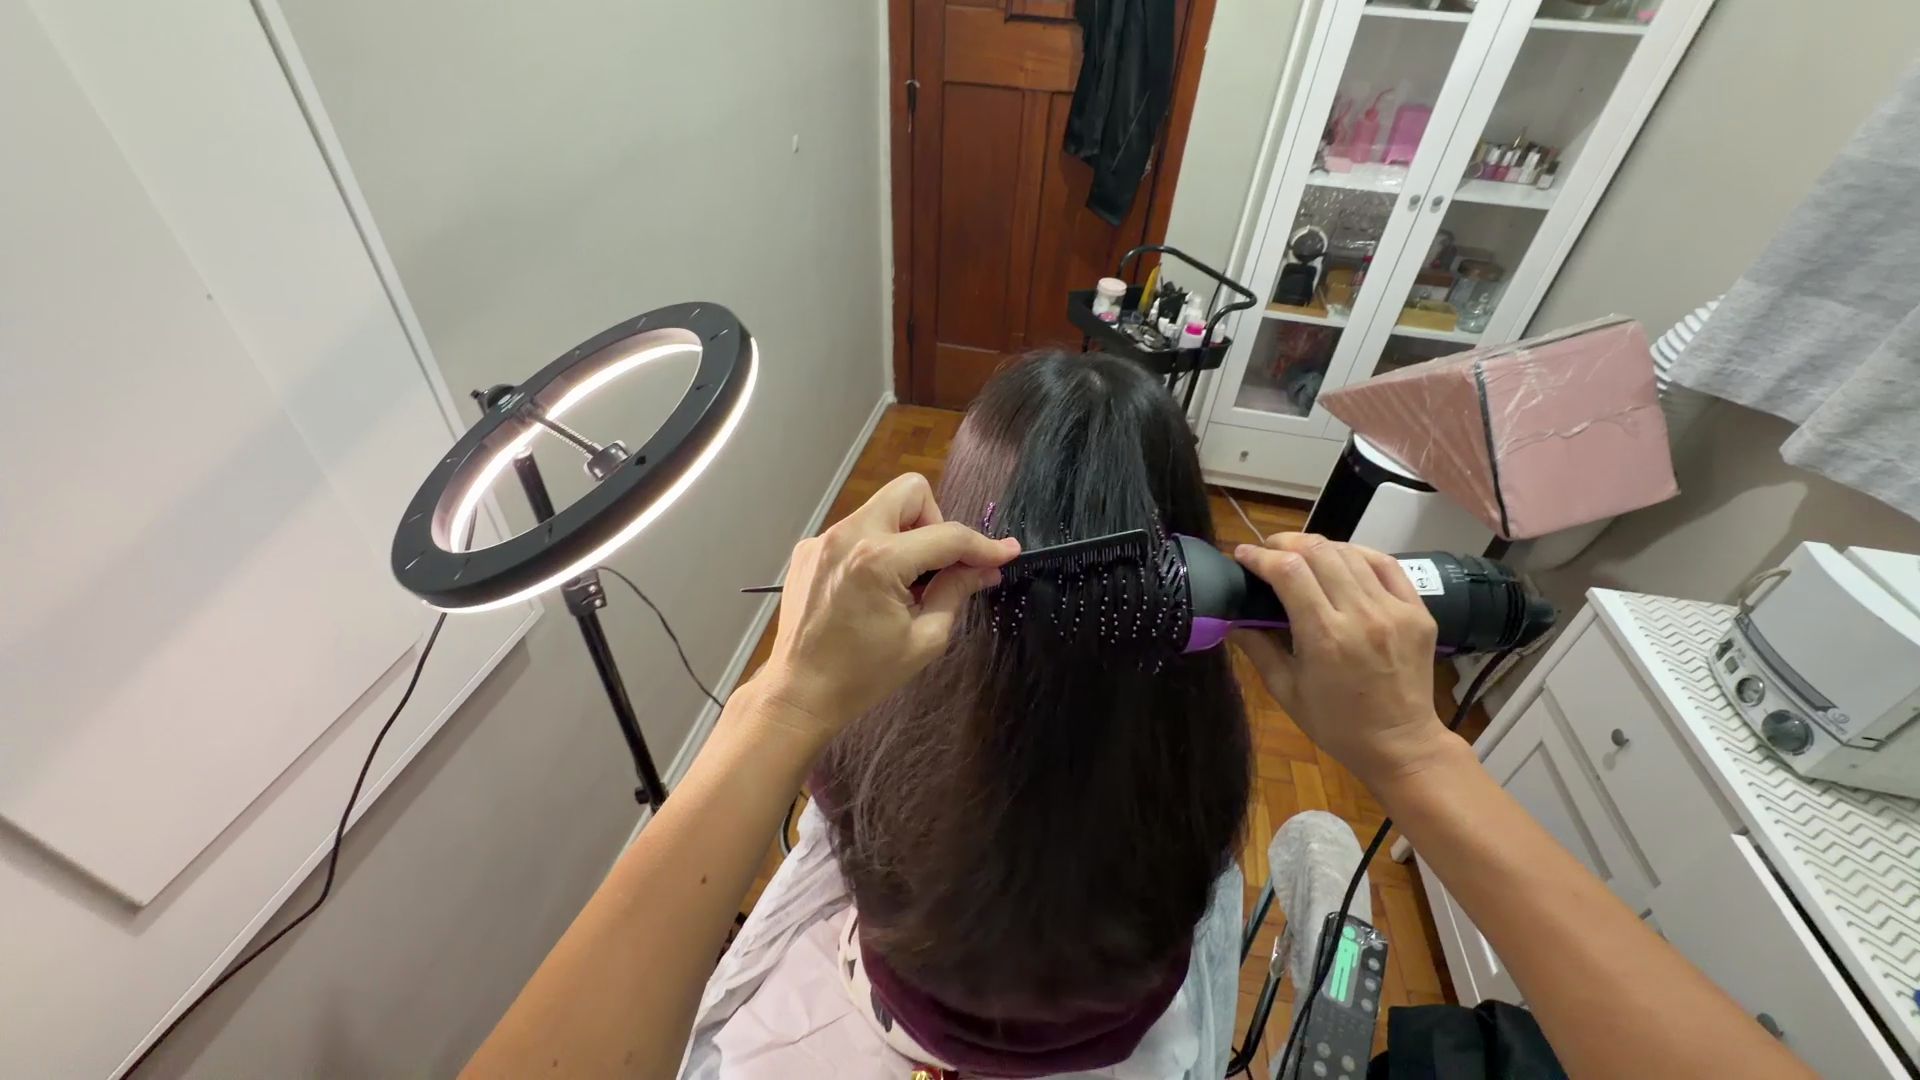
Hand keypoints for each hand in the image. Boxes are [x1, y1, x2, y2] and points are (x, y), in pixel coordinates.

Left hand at [753, 473, 1018, 742]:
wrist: (801, 693)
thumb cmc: (863, 675)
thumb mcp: (925, 638)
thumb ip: (957, 591)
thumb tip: (985, 568)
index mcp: (878, 560)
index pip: (947, 536)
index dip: (983, 545)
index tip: (1006, 553)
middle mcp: (847, 536)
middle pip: (911, 491)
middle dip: (935, 521)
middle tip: (937, 565)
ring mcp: (823, 540)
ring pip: (882, 508)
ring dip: (905, 536)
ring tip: (904, 583)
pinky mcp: (810, 550)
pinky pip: (856, 530)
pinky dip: (875, 548)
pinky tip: (871, 590)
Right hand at [1230, 533, 1449, 787]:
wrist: (1401, 744)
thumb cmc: (1335, 723)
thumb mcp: (1285, 689)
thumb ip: (1256, 647)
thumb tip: (1229, 618)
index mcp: (1325, 637)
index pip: (1288, 572)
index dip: (1260, 556)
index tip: (1243, 555)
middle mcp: (1362, 616)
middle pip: (1318, 552)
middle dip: (1285, 543)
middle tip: (1267, 551)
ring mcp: (1394, 611)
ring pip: (1350, 552)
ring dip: (1318, 546)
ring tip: (1300, 554)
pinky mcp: (1417, 612)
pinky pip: (1386, 565)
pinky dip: (1357, 553)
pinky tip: (1340, 558)